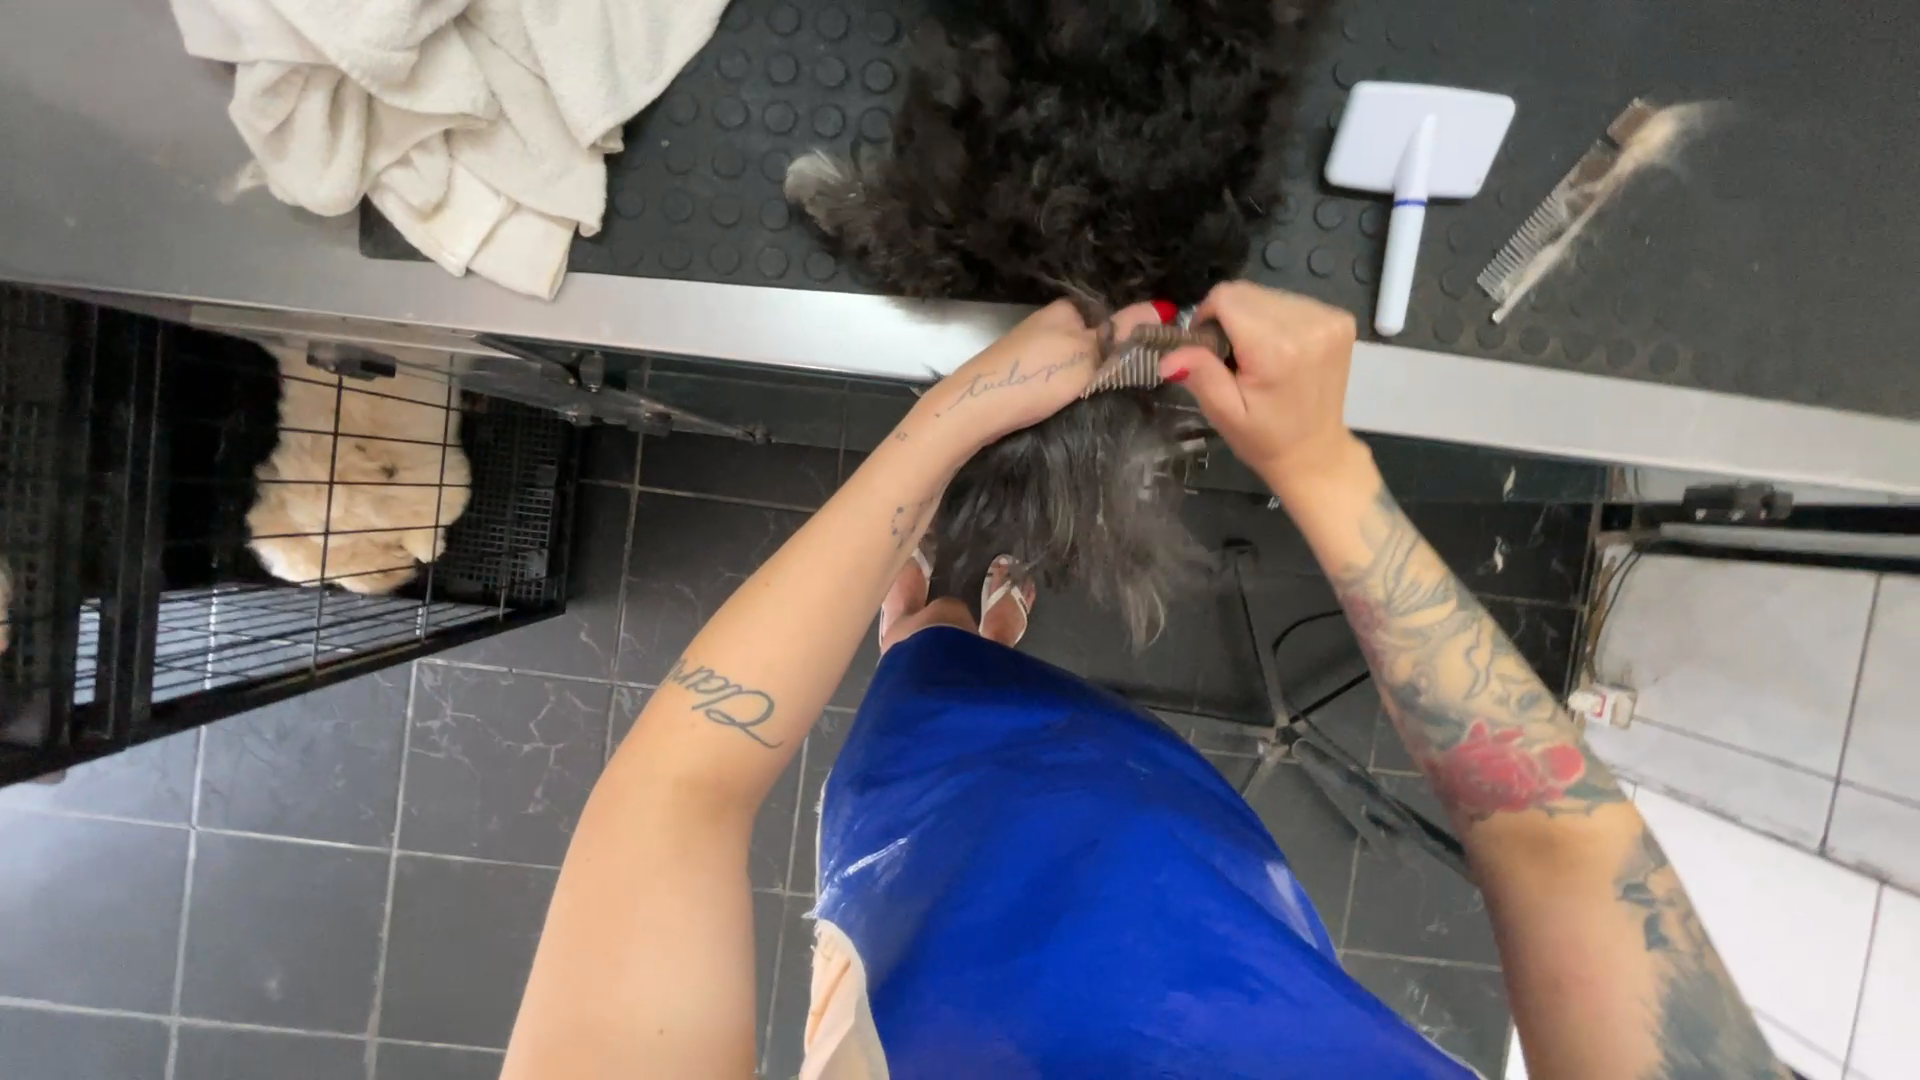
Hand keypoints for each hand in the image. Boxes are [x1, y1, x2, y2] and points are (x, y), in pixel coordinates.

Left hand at [923, 299, 1165, 449]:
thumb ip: (1122, 336)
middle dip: (1109, 362)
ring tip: (1096, 400)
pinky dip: (1065, 390)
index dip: (1133, 342)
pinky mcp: (1018, 374)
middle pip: (1096, 341)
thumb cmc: (1034, 378)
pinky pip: (1056, 377)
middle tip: (1123, 390)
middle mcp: (1048, 322)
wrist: (973, 409)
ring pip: (1076, 361)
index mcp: (1067, 309)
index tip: (1147, 369)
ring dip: (1088, 379)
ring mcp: (1031, 348)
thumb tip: (1162, 308)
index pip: (1116, 319)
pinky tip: (1065, 405)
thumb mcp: (1086, 356)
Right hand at [1160, 282, 1362, 493]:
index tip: (1206, 347)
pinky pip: (1290, 302)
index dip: (1206, 316)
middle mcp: (1308, 324)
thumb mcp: (1224, 414)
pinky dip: (1275, 321)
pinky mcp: (1339, 319)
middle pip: (1246, 293)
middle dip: (1229, 318)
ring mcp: (1328, 319)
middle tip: (1230, 357)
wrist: (1315, 451)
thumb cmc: (1264, 438)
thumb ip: (1201, 376)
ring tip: (1255, 356)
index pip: (1227, 298)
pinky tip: (1278, 351)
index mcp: (1276, 349)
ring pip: (1267, 295)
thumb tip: (1169, 355)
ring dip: (1252, 318)